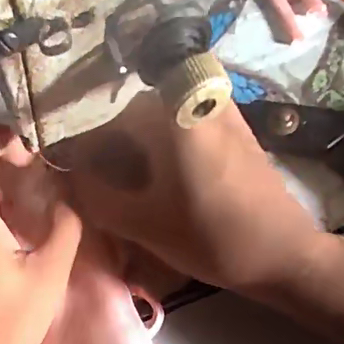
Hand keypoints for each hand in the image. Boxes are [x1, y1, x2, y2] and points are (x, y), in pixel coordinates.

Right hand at [51, 91, 328, 292]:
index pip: (100, 110)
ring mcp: (215, 102)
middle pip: (125, 105)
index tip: (63, 168)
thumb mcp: (142, 222)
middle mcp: (193, 90)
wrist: (282, 253)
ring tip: (117, 181)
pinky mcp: (228, 121)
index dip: (73, 139)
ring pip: (150, 113)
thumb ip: (93, 194)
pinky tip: (151, 177)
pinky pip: (176, 119)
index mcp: (171, 106)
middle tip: (88, 179)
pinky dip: (156, 142)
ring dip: (128, 142)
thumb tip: (61, 173)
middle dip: (101, 140)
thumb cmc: (212, 237)